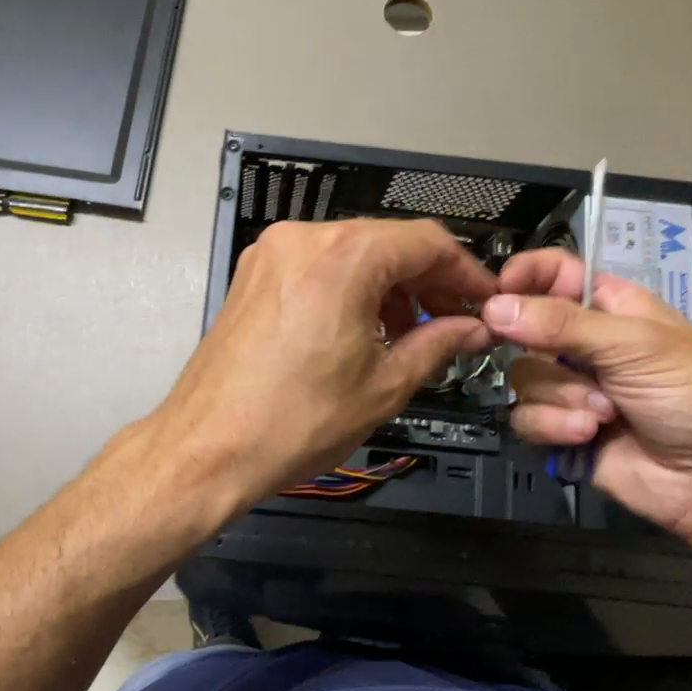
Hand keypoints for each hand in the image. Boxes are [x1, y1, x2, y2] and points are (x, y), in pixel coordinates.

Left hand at [147, 219, 495, 511]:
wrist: (208, 449)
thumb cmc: (288, 423)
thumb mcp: (383, 386)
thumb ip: (436, 345)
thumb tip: (470, 329)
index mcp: (340, 259)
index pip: (425, 241)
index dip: (465, 270)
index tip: (483, 299)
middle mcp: (301, 242)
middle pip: (386, 241)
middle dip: (427, 279)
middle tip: (455, 319)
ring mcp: (270, 256)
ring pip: (351, 252)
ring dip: (388, 285)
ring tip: (410, 332)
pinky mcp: (253, 278)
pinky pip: (317, 267)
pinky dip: (349, 288)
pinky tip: (365, 328)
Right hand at [481, 248, 691, 538]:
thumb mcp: (634, 344)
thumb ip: (560, 323)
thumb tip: (493, 306)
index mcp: (610, 308)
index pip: (554, 275)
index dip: (525, 276)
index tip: (500, 291)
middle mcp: (584, 345)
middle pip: (526, 330)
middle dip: (547, 353)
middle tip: (573, 364)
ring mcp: (571, 389)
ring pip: (524, 378)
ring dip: (562, 397)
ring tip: (604, 413)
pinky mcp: (561, 431)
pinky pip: (526, 419)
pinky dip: (554, 427)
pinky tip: (588, 436)